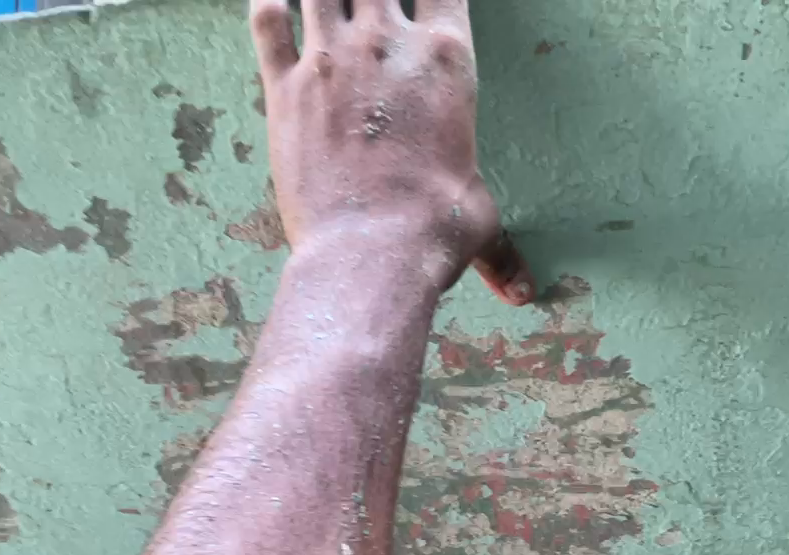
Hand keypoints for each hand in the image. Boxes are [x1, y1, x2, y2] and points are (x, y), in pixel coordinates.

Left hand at [248, 0, 534, 303]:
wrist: (371, 254)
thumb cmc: (433, 234)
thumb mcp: (480, 227)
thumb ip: (500, 246)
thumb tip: (522, 291)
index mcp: (445, 60)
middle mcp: (386, 44)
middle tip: (374, 3)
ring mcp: (330, 59)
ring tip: (330, 1)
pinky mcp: (284, 88)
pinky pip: (266, 19)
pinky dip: (270, 8)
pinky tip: (277, 9)